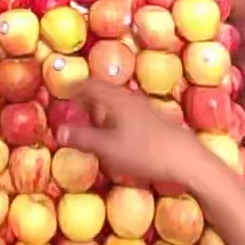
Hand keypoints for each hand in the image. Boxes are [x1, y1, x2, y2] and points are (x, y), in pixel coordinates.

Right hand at [56, 79, 221, 191]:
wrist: (187, 160)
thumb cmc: (144, 151)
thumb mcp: (108, 148)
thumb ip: (83, 139)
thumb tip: (58, 131)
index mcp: (116, 99)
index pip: (91, 85)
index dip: (76, 88)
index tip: (65, 94)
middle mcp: (130, 98)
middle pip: (105, 91)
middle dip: (89, 99)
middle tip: (77, 111)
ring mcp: (145, 107)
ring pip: (118, 101)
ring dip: (104, 109)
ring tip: (95, 124)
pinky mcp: (155, 119)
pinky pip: (129, 111)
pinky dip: (117, 117)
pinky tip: (119, 135)